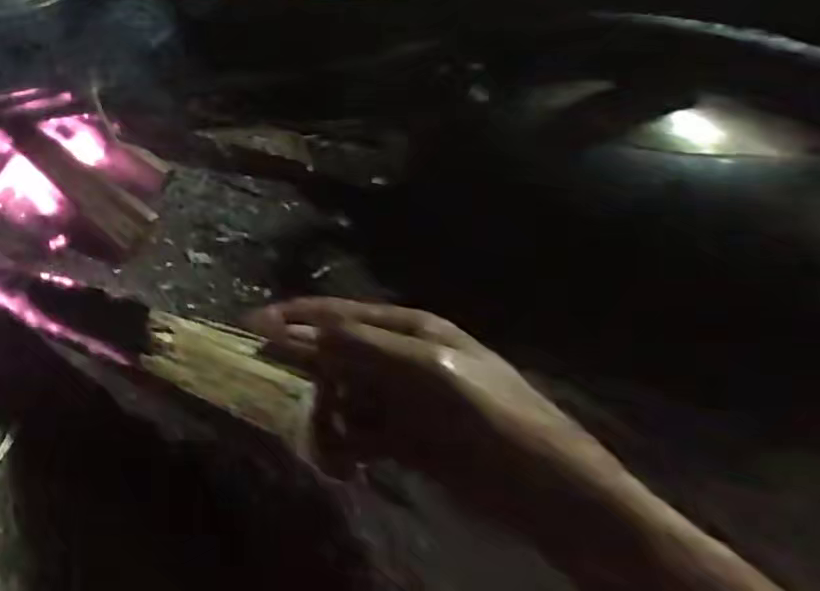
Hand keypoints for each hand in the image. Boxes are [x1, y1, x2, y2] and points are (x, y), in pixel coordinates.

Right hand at [242, 297, 617, 513]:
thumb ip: (364, 348)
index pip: (338, 313)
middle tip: (273, 389)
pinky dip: (341, 444)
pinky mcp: (409, 441)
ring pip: (342, 395)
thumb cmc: (501, 425)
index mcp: (411, 330)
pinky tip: (338, 462)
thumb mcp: (432, 373)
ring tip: (315, 440)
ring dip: (321, 413)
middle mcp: (402, 358)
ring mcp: (405, 401)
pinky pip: (358, 433)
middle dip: (303, 369)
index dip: (292, 316)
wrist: (570, 506)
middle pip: (334, 352)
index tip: (249, 325)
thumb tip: (298, 332)